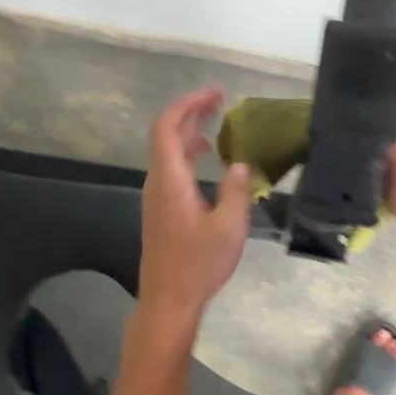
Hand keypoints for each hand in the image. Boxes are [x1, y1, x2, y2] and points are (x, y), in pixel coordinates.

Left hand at [138, 86, 252, 316]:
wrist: (169, 300)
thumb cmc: (198, 265)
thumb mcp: (229, 227)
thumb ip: (236, 191)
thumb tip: (238, 165)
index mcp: (170, 180)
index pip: (168, 127)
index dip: (188, 105)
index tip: (215, 95)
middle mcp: (158, 183)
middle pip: (166, 136)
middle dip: (191, 114)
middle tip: (219, 102)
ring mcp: (156, 198)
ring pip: (168, 154)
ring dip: (189, 134)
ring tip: (216, 125)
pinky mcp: (161, 212)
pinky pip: (171, 170)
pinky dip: (188, 155)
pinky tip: (208, 162)